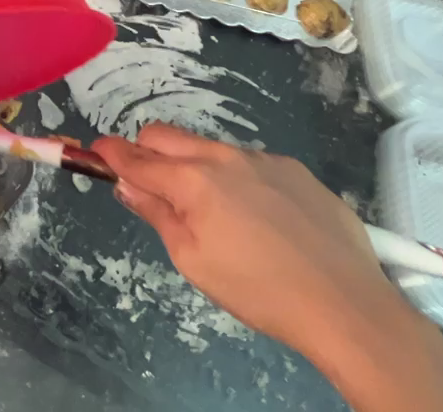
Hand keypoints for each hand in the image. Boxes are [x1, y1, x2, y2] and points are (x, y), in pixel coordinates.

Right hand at [90, 125, 406, 356]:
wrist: (348, 307)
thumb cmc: (259, 291)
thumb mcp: (192, 261)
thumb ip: (156, 214)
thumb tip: (128, 186)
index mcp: (192, 180)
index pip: (134, 157)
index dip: (108, 154)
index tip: (94, 153)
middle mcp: (223, 156)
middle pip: (164, 135)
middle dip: (145, 151)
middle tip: (150, 185)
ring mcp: (263, 159)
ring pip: (208, 148)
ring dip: (194, 166)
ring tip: (215, 213)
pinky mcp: (296, 170)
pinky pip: (250, 163)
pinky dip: (238, 179)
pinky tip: (261, 219)